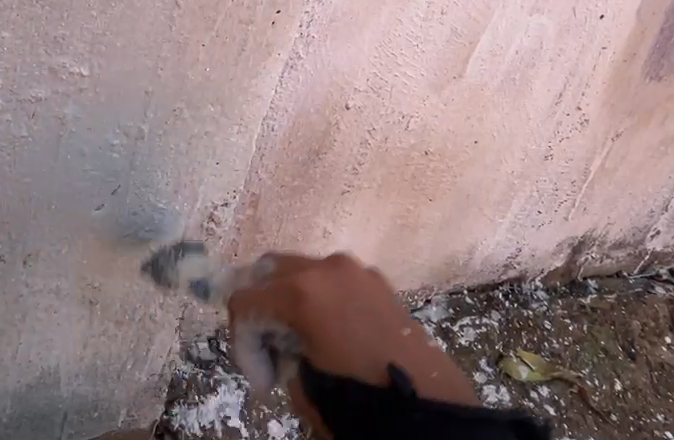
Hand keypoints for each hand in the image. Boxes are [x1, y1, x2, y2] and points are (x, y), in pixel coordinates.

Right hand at [226, 253, 477, 432]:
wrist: (432, 406)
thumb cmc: (361, 399)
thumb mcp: (304, 388)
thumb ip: (281, 355)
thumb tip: (283, 346)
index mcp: (301, 292)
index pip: (245, 302)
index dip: (242, 342)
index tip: (262, 381)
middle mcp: (324, 268)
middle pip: (268, 270)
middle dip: (260, 308)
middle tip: (268, 350)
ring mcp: (354, 269)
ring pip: (302, 269)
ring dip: (289, 298)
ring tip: (299, 339)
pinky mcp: (377, 280)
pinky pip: (334, 279)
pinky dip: (320, 297)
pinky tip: (330, 332)